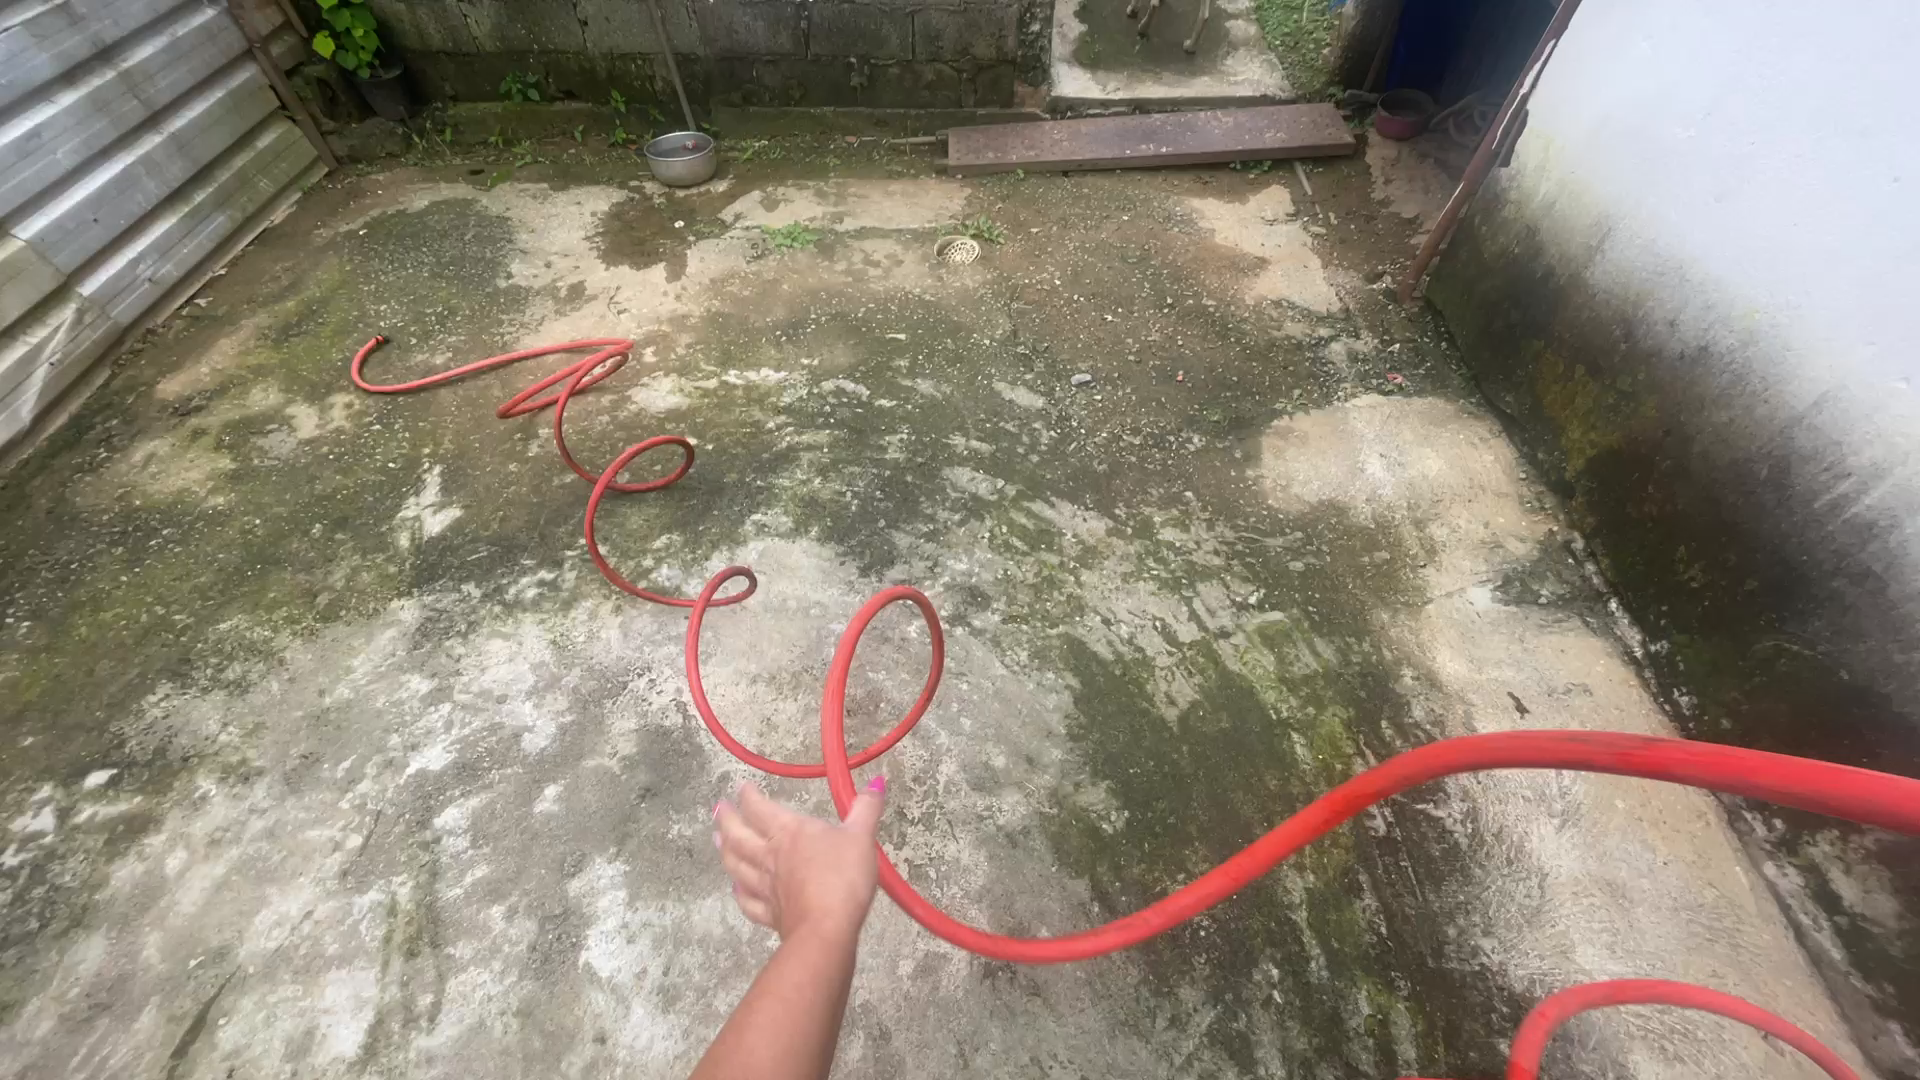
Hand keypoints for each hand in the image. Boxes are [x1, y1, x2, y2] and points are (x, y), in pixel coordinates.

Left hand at [714, 778, 885, 943]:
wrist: (827, 930)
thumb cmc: (843, 876)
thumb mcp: (861, 836)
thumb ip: (866, 808)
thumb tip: (877, 782)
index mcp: (789, 832)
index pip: (761, 809)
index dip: (749, 797)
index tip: (740, 787)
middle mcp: (771, 856)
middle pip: (740, 836)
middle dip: (727, 820)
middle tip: (718, 809)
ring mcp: (767, 888)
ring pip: (738, 866)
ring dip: (725, 851)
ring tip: (717, 840)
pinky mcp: (770, 915)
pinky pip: (749, 902)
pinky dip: (740, 893)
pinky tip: (736, 889)